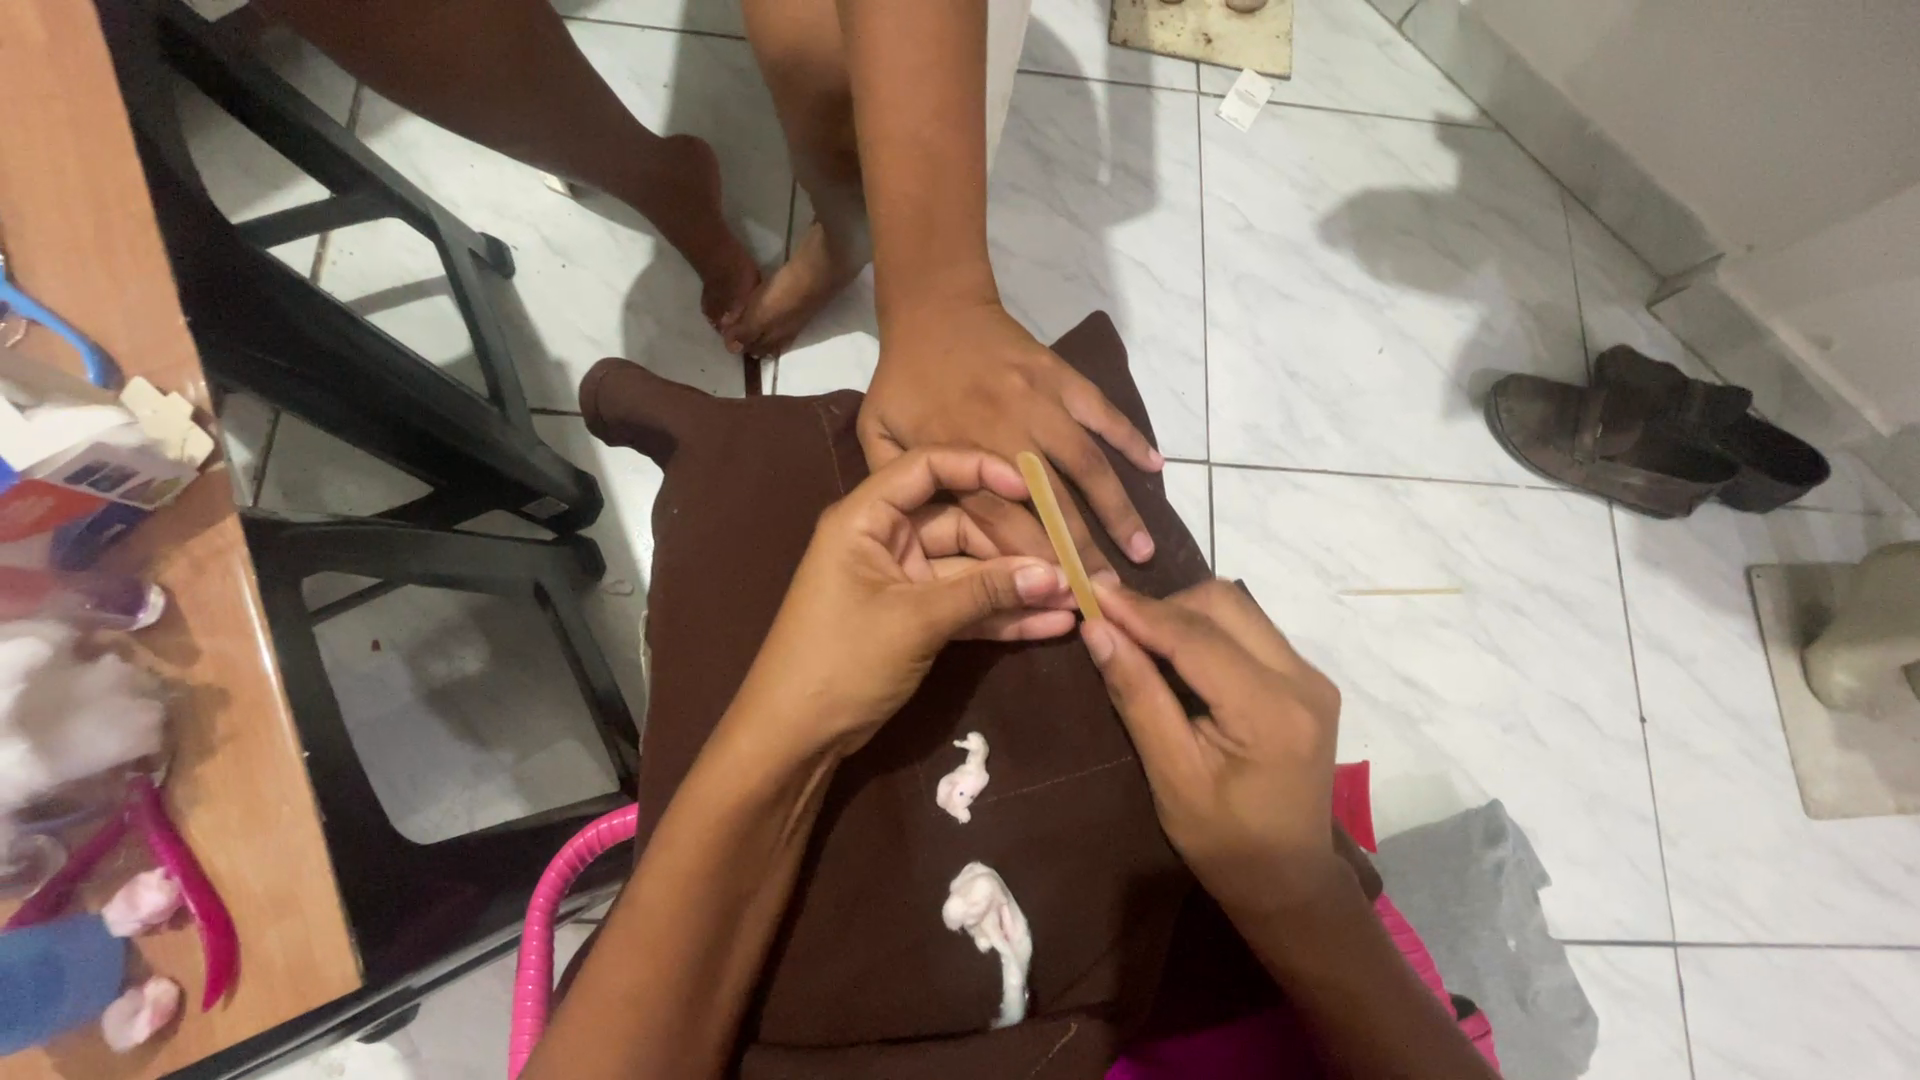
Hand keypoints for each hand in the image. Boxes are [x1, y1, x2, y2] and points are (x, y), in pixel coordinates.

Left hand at [729, 448, 1076, 760]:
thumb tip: (1054, 574)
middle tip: (1069, 566)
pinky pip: (965, 606)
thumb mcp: (915, 620)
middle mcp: (885, 539)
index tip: (1029, 486)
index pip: (927, 468)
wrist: (796, 735)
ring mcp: (902, 580)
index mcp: (866, 518)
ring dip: (1016, 586)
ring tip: (1074, 599)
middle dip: (1014, 548)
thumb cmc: (841, 660)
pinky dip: (1001, 616)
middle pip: (960, 523)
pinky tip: (1050, 625)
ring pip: (970, 570)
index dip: (979, 468)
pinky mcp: (915, 618)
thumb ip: (983, 592)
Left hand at [860, 301, 1164, 575]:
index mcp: (959, 454)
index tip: (1060, 599)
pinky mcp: (1061, 378)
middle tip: (1110, 592)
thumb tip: (927, 538)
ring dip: (1118, 508)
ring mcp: (1040, 402)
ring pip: (1087, 464)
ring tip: (1142, 550)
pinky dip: (1130, 437)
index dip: (1034, 564)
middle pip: (1053, 503)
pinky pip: (1102, 411)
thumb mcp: (876, 435)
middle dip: (1084, 551)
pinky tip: (1156, 466)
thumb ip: (898, 486)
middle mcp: (1006, 432)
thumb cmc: (904, 381)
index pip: (1003, 522)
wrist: (934, 308)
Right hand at [1079, 580, 1344, 916]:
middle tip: (1114, 623)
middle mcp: (1302, 681)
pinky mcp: (1306, 680)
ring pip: (1238, 609)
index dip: (1140, 611)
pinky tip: (1175, 654)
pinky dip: (1205, 629)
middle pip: (1224, 604)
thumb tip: (1097, 630)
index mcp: (1272, 713)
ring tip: (1139, 637)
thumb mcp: (1171, 775)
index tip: (1092, 591)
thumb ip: (1137, 696)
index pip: (1196, 637)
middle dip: (1163, 605)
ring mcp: (1311, 677)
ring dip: (1184, 613)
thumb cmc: (1223, 841)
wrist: (1288, 880)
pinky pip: (1249, 629)